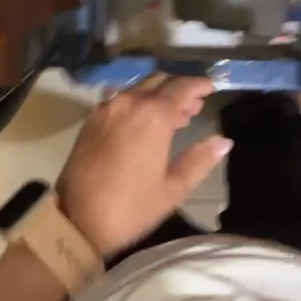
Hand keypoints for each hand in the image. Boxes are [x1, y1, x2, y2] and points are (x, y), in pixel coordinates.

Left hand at [55, 74, 232, 256]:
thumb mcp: (172, 189)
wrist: (76, 218)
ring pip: (139, 88)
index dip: (200, 85)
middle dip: (179, 89)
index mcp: (153, 115)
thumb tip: (224, 141)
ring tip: (173, 117)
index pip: (182, 87)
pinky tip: (144, 122)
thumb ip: (200, 160)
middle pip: (160, 81)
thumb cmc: (130, 207)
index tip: (212, 88)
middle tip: (194, 106)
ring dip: (158, 95)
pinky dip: (138, 102)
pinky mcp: (92, 117)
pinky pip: (121, 98)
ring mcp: (108, 107)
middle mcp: (130, 102)